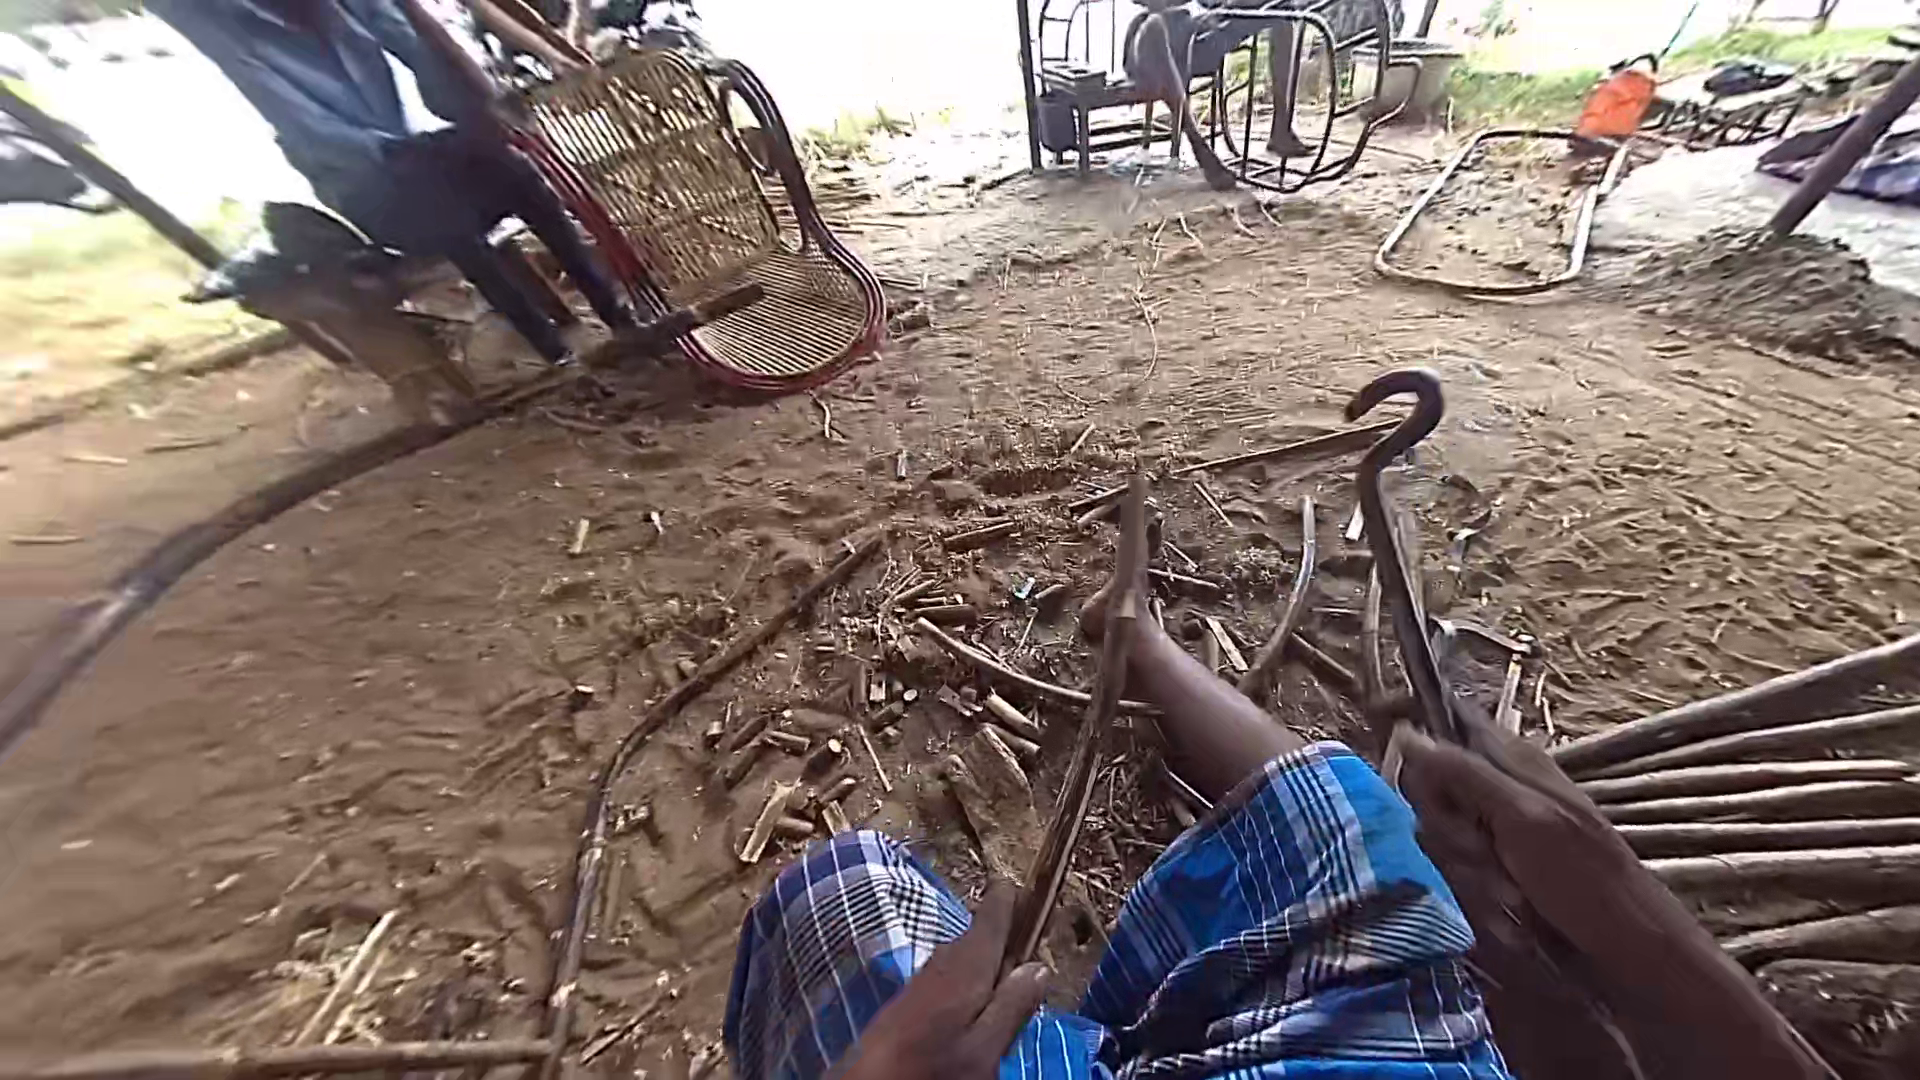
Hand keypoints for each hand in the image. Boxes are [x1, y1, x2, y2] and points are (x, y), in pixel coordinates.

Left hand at [835, 882, 1050, 1079]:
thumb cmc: (932, 1067)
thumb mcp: (984, 1048)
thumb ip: (1014, 1004)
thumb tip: (1042, 965)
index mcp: (972, 956)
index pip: (998, 903)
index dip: (1021, 901)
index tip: (1039, 917)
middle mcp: (950, 951)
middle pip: (990, 933)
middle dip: (1011, 952)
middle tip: (1026, 992)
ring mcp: (931, 968)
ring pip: (974, 957)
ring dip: (991, 975)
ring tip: (1001, 1013)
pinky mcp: (918, 988)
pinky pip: (957, 975)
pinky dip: (972, 989)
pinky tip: (971, 1022)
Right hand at [1389, 710, 1642, 960]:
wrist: (1640, 966)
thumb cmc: (1592, 885)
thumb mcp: (1526, 818)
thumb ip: (1462, 771)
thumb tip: (1404, 731)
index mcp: (1507, 758)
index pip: (1442, 713)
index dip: (1409, 716)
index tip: (1383, 733)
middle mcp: (1493, 783)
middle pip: (1423, 775)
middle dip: (1440, 816)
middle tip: (1476, 843)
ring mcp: (1489, 823)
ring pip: (1431, 822)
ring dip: (1461, 861)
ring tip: (1506, 890)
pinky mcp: (1487, 860)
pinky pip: (1447, 859)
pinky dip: (1470, 886)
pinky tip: (1504, 908)